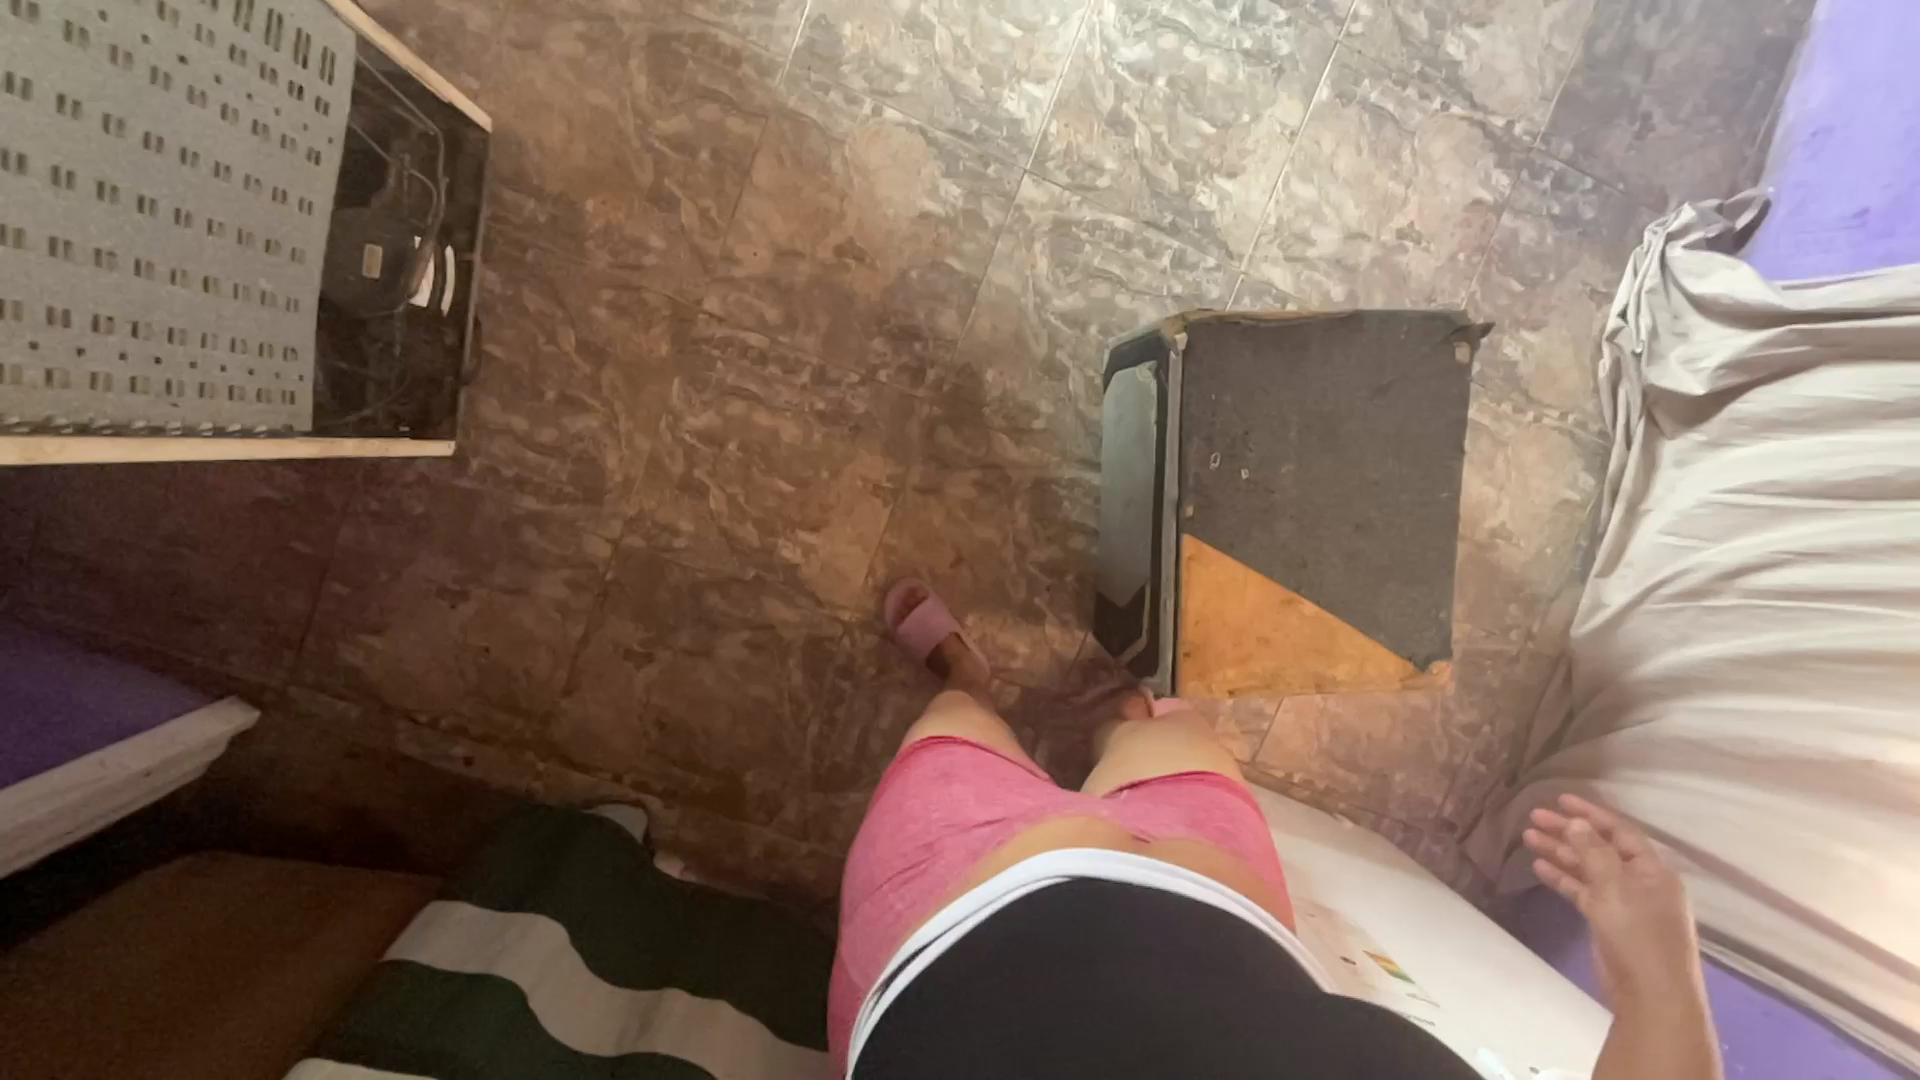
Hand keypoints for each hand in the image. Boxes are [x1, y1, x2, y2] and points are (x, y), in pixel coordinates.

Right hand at [1523, 794, 1705, 1009]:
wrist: (1649, 991)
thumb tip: (1577, 822)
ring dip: (1559, 851)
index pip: (1620, 832)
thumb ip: (1594, 852)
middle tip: (1534, 816)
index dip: (1591, 814)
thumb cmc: (1637, 933)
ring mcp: (1623, 900)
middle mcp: (1639, 881)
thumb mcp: (1615, 887)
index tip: (1560, 799)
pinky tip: (1538, 867)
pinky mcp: (1606, 917)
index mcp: (1652, 871)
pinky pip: (1581, 888)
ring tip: (1528, 837)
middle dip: (1568, 831)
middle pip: (1600, 847)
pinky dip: (1561, 876)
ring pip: (1586, 867)